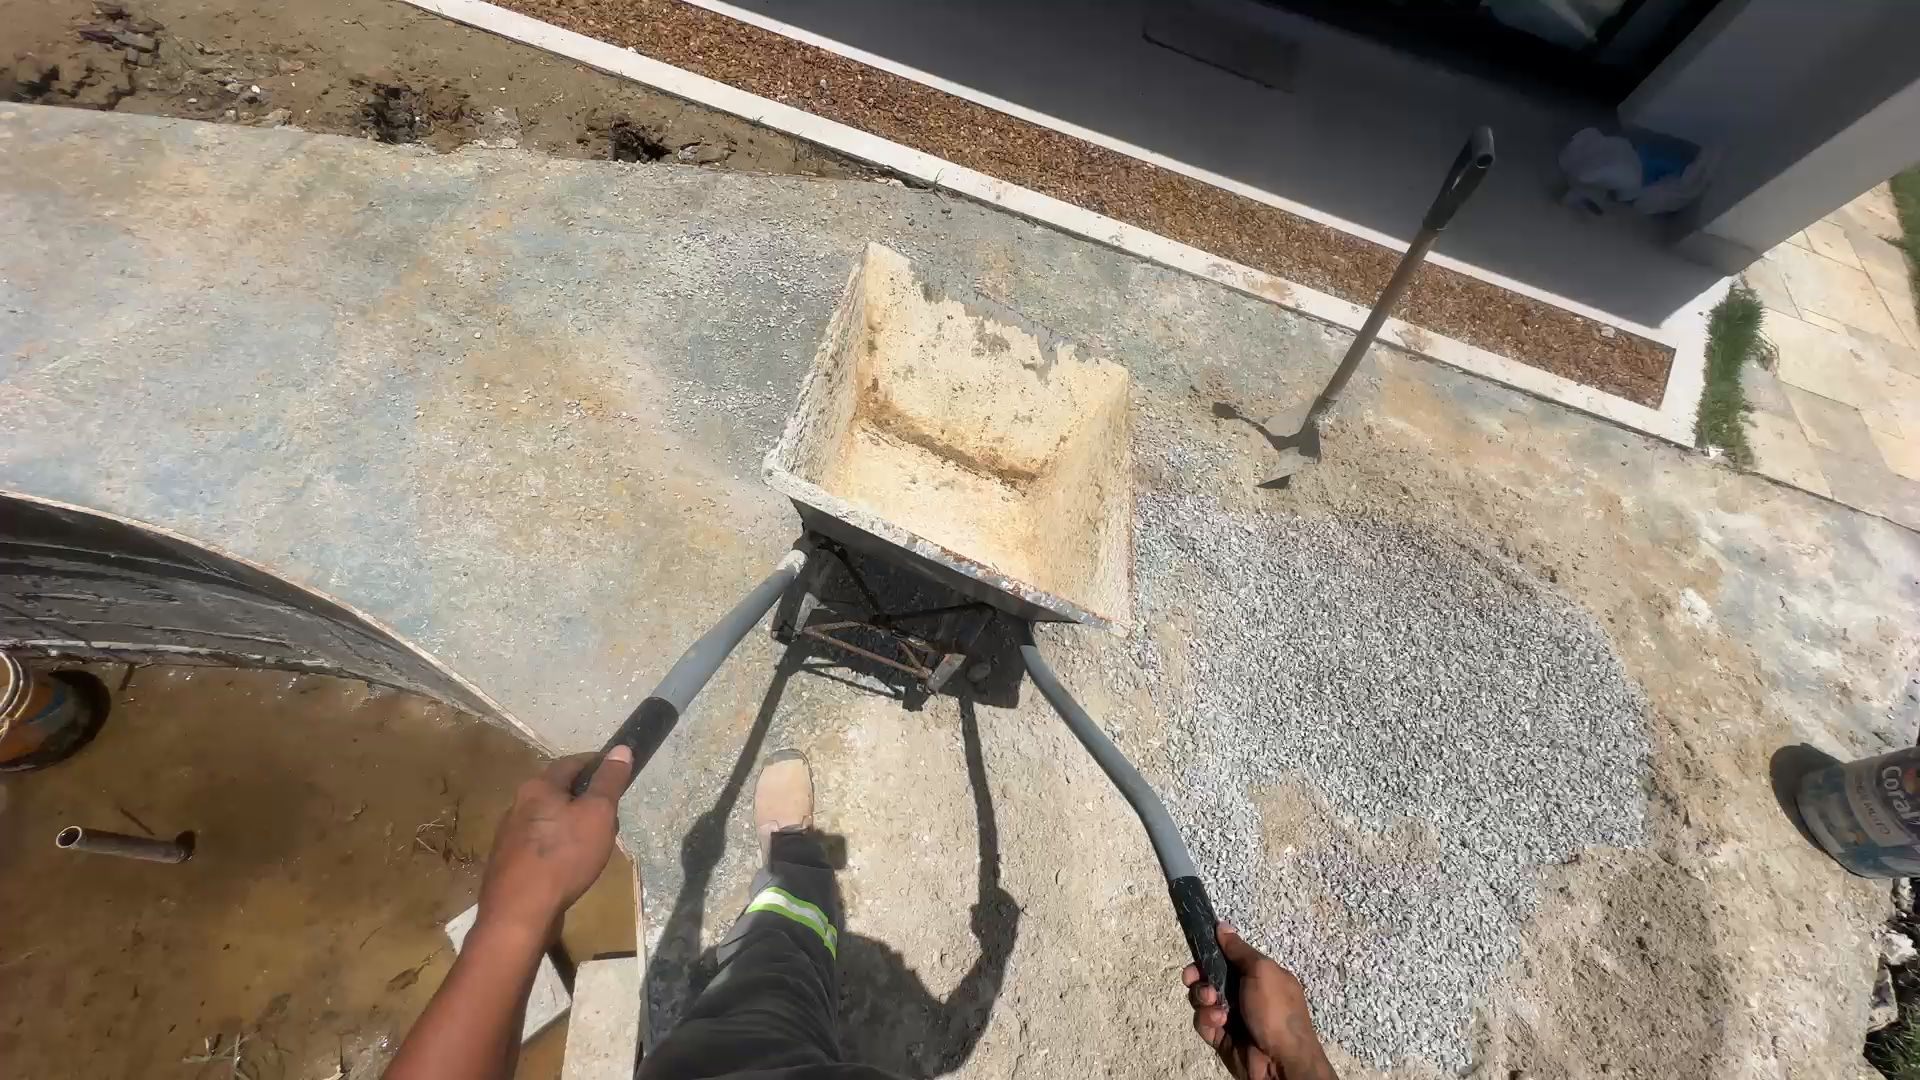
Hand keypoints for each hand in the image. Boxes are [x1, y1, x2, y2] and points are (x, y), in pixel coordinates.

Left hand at [477, 747, 632, 938]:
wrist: (518, 916)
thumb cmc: (564, 856)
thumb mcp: (598, 813)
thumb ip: (609, 780)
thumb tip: (621, 749)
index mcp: (537, 788)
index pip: (573, 762)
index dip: (599, 765)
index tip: (619, 775)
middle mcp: (517, 806)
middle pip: (561, 792)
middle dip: (588, 800)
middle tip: (611, 816)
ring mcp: (508, 837)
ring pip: (551, 819)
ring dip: (574, 825)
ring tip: (595, 844)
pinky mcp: (508, 864)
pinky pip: (541, 844)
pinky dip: (559, 847)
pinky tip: (571, 865)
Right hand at [1183, 924, 1336, 1079]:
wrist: (1282, 1064)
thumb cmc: (1276, 1012)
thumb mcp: (1262, 971)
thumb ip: (1239, 949)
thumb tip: (1222, 926)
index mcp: (1257, 977)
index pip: (1226, 958)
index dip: (1209, 954)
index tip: (1197, 953)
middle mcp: (1243, 994)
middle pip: (1208, 977)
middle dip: (1198, 976)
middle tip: (1192, 979)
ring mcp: (1231, 1016)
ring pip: (1202, 998)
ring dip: (1203, 999)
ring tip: (1216, 1008)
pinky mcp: (1221, 1037)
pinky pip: (1203, 1022)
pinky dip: (1207, 1020)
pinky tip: (1219, 1023)